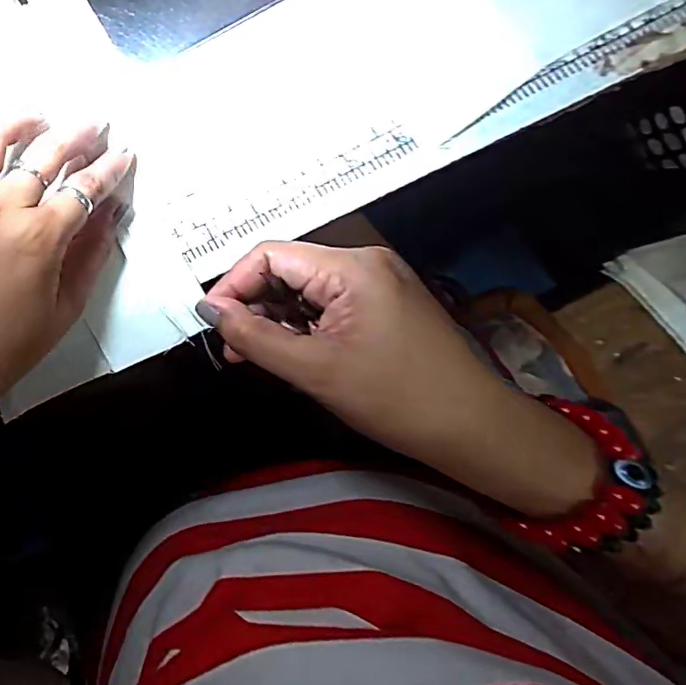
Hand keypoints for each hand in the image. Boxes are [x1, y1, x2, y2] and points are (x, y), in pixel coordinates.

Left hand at [0, 117, 132, 441]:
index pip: (84, 188)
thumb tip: (112, 213)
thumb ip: (92, 253)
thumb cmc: (13, 343)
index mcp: (39, 235)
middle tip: (96, 126)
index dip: (110, 169)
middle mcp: (1, 209)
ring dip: (15, 126)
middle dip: (76, 137)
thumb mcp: (67, 305)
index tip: (126, 153)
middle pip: (43, 156)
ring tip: (36, 119)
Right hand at [198, 242, 599, 516]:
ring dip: (275, 318)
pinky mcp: (382, 302)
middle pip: (287, 269)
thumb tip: (212, 312)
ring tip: (252, 354)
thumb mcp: (314, 369)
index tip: (213, 321)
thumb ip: (254, 337)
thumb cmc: (399, 399)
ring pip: (304, 288)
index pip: (271, 256)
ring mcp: (376, 281)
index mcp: (351, 267)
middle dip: (253, 305)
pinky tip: (286, 351)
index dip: (233, 285)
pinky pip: (327, 303)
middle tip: (231, 346)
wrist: (473, 429)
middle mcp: (364, 262)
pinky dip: (301, 325)